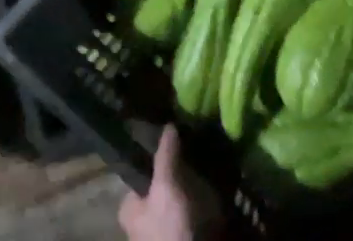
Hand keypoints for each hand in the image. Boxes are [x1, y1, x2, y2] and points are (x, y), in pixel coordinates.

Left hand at [118, 126, 208, 240]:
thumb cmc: (171, 227)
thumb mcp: (166, 186)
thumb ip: (165, 155)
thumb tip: (168, 124)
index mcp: (130, 206)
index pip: (145, 167)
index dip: (161, 150)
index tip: (182, 132)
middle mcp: (145, 216)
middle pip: (165, 178)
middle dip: (184, 163)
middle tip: (204, 142)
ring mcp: (167, 225)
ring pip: (184, 190)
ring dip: (199, 176)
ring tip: (216, 155)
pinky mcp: (189, 230)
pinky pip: (198, 203)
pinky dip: (208, 191)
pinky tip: (222, 177)